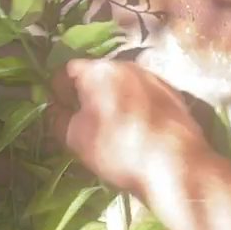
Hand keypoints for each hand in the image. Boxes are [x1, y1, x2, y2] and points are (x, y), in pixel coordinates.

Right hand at [51, 60, 216, 196]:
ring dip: (113, 100)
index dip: (58, 91)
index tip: (61, 113)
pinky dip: (136, 107)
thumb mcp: (75, 138)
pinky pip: (144, 95)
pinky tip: (139, 132)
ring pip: (123, 84)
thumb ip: (58, 119)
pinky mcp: (174, 93)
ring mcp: (153, 77)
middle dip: (87, 95)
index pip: (66, 70)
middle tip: (85, 123)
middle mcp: (126, 65)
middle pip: (97, 75)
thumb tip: (56, 110)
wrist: (174, 165)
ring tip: (115, 129)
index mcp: (98, 70)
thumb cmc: (117, 148)